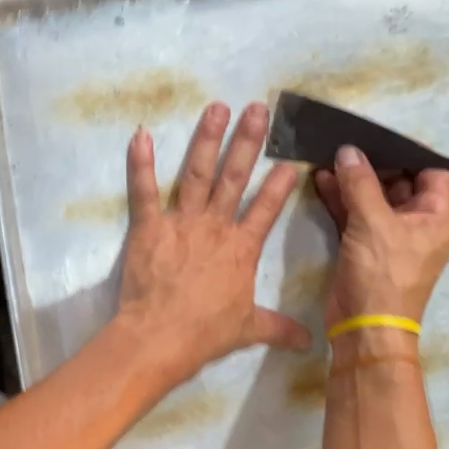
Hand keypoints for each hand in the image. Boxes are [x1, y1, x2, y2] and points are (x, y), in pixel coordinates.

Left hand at [115, 102, 310, 385]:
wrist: (161, 337)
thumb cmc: (206, 333)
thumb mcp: (248, 330)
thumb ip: (278, 328)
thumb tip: (308, 341)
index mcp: (242, 249)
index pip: (267, 210)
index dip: (279, 186)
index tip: (290, 162)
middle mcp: (215, 227)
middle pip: (235, 178)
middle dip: (247, 142)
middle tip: (257, 109)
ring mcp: (182, 223)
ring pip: (197, 174)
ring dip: (207, 139)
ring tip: (216, 107)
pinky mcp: (148, 227)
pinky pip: (143, 191)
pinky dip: (140, 163)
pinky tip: (139, 134)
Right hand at [313, 145, 448, 327]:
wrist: (365, 328)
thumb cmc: (383, 275)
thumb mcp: (373, 223)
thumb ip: (360, 182)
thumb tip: (348, 150)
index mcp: (436, 216)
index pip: (430, 171)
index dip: (406, 151)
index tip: (377, 134)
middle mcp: (417, 223)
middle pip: (398, 181)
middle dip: (371, 163)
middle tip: (345, 141)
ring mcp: (389, 235)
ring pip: (372, 197)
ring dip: (352, 180)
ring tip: (326, 157)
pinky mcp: (364, 246)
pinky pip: (355, 214)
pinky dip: (341, 199)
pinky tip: (321, 180)